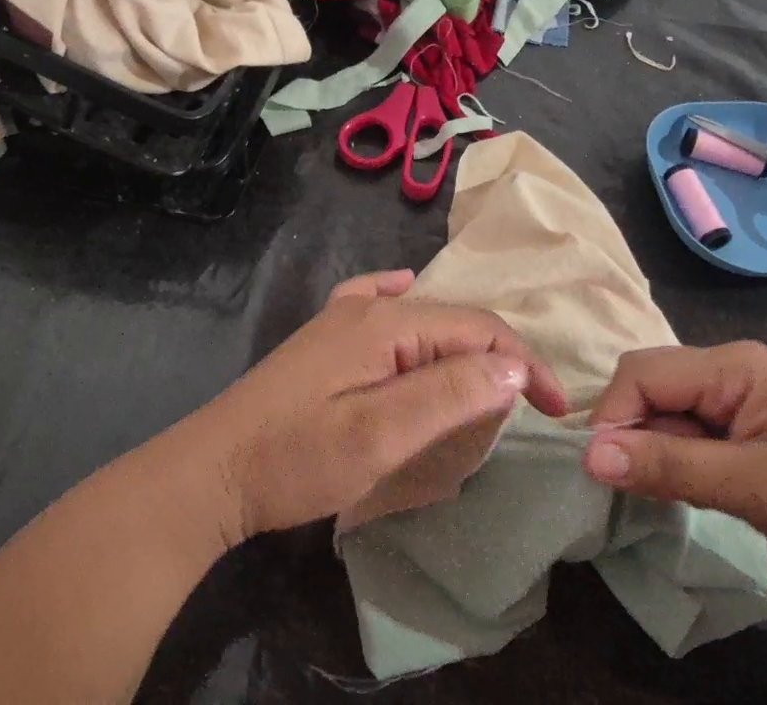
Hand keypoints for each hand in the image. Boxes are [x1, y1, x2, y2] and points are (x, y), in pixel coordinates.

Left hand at [195, 270, 569, 543]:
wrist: (209, 474)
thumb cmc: (295, 460)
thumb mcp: (379, 435)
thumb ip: (448, 395)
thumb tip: (513, 367)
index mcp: (387, 324)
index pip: (479, 330)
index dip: (526, 365)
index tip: (557, 411)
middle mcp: (367, 309)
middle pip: (454, 322)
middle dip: (501, 358)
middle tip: (531, 408)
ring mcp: (339, 322)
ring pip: (423, 321)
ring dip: (465, 346)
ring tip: (492, 383)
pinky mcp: (322, 343)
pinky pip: (375, 306)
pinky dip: (408, 309)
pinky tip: (406, 293)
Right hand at [581, 341, 766, 607]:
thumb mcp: (756, 487)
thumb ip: (670, 465)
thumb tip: (588, 455)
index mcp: (737, 366)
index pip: (643, 372)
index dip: (612, 418)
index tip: (597, 476)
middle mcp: (738, 373)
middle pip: (655, 388)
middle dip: (629, 433)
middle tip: (621, 492)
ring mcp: (753, 406)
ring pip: (675, 416)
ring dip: (654, 452)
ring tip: (651, 500)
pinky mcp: (763, 438)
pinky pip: (701, 439)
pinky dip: (681, 464)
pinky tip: (682, 498)